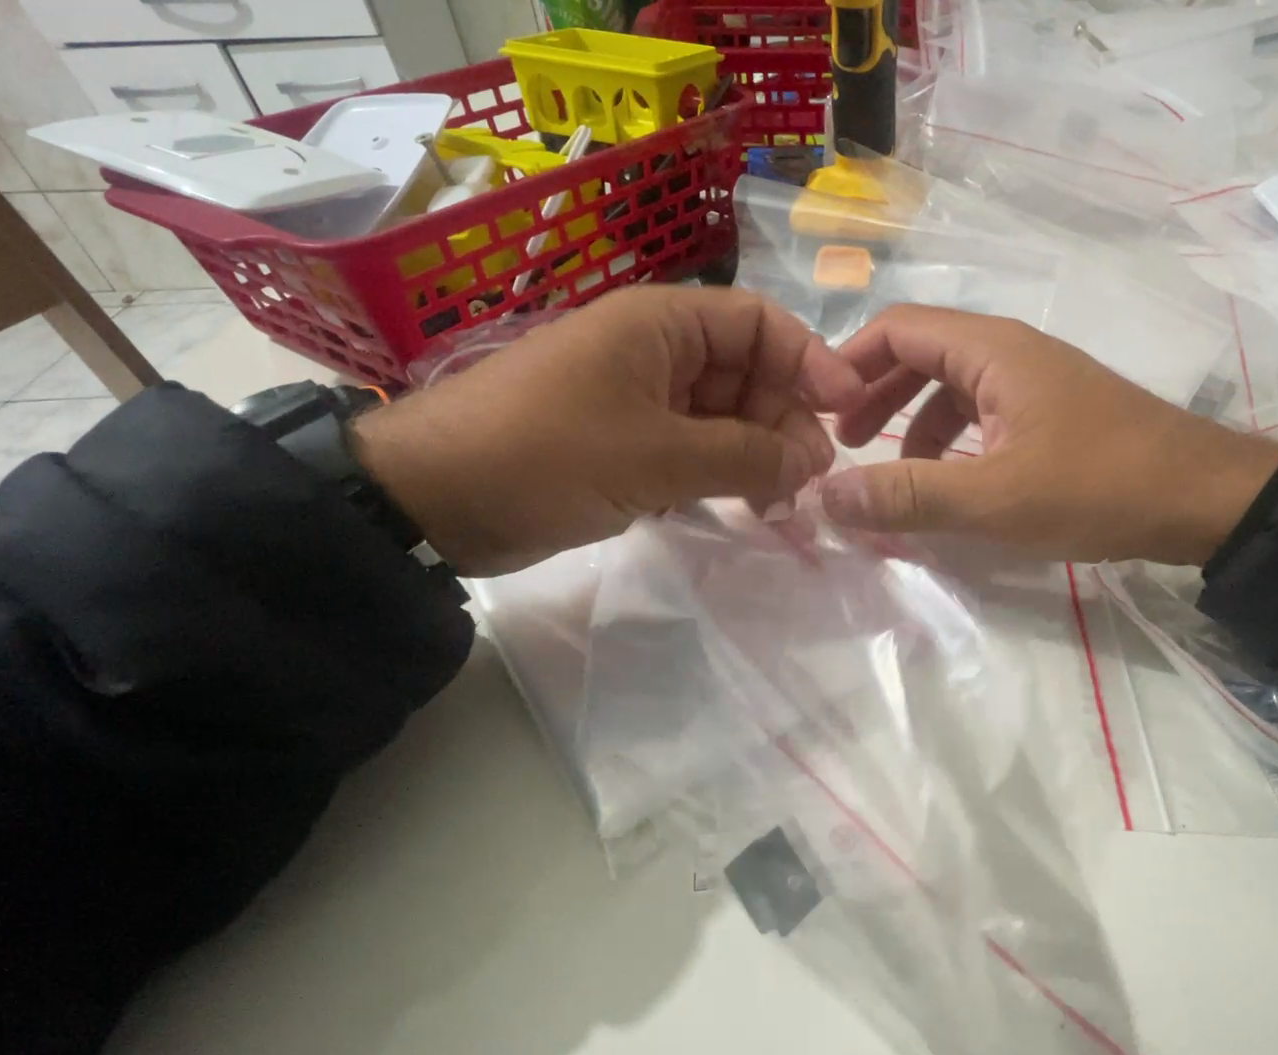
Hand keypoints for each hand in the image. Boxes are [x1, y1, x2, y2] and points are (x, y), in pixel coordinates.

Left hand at [352, 286, 860, 575]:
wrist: (434, 500)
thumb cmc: (546, 455)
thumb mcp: (656, 457)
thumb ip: (745, 457)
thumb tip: (812, 462)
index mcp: (660, 324)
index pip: (759, 322)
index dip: (810, 360)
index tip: (844, 412)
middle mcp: (654, 352)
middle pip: (746, 373)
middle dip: (784, 422)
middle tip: (805, 482)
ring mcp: (637, 400)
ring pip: (721, 417)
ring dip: (755, 455)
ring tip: (778, 506)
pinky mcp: (622, 444)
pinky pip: (690, 449)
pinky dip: (718, 476)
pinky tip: (737, 509)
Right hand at [821, 306, 1277, 565]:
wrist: (1206, 499)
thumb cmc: (1098, 486)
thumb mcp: (994, 498)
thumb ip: (907, 497)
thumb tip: (824, 497)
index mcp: (991, 350)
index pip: (898, 329)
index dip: (848, 364)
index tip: (818, 413)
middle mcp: (1011, 352)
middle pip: (922, 355)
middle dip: (875, 396)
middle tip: (842, 447)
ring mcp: (1037, 382)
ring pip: (954, 387)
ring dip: (913, 424)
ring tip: (892, 475)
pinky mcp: (1056, 413)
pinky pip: (985, 414)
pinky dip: (954, 441)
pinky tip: (952, 482)